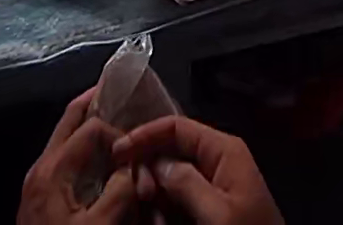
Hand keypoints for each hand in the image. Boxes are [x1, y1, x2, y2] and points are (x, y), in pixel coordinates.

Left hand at [19, 89, 137, 224]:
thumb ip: (119, 193)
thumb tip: (133, 169)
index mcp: (52, 168)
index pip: (90, 127)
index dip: (117, 132)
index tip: (136, 152)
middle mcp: (40, 166)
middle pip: (69, 118)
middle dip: (94, 103)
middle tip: (118, 94)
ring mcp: (36, 180)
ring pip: (64, 137)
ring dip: (88, 128)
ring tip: (113, 129)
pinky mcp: (38, 196)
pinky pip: (62, 158)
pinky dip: (81, 151)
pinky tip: (98, 164)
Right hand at [114, 116, 282, 224]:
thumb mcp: (217, 214)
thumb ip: (185, 181)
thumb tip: (156, 163)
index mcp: (224, 150)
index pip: (176, 126)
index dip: (145, 134)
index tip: (118, 151)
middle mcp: (219, 160)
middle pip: (173, 149)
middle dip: (150, 167)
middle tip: (134, 191)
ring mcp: (217, 185)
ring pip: (174, 176)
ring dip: (156, 192)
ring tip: (145, 209)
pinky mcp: (214, 209)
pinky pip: (182, 198)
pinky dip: (166, 208)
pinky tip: (157, 221)